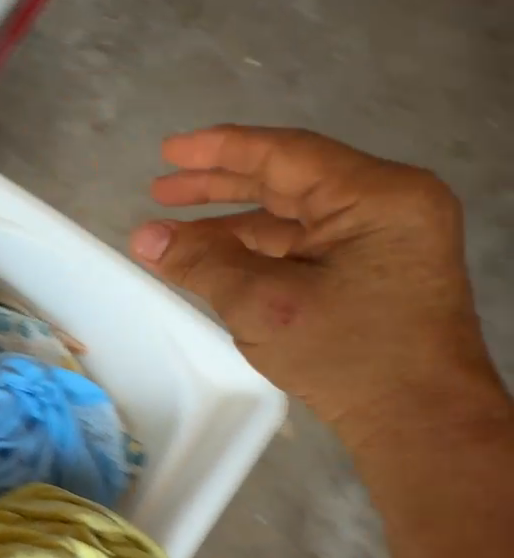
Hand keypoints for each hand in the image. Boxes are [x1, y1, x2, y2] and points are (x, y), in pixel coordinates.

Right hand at [128, 125, 501, 451]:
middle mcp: (385, 204)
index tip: (170, 150)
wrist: (411, 408)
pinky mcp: (367, 266)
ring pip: (289, 212)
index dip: (223, 151)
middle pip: (289, 179)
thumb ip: (202, 262)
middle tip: (160, 185)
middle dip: (220, 183)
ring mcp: (379, 236)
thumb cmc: (346, 350)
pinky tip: (209, 255)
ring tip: (171, 225)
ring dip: (228, 218)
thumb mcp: (263, 303)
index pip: (287, 156)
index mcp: (376, 197)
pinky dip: (249, 245)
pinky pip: (298, 241)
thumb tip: (145, 236)